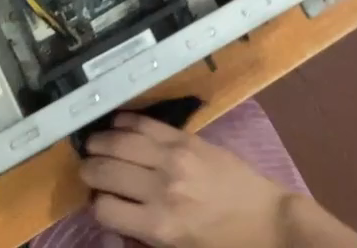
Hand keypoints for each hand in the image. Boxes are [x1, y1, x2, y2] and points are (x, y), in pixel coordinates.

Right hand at [81, 114, 301, 247]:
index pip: (104, 209)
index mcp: (160, 226)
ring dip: (99, 142)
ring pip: (119, 141)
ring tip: (93, 146)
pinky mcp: (185, 138)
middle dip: (89, 171)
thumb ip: (144, 240)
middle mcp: (160, 188)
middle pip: (105, 171)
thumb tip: (112, 227)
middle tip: (86, 170)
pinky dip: (123, 122)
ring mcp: (173, 158)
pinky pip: (144, 123)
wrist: (270, 223)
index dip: (95, 207)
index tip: (98, 204)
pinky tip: (115, 125)